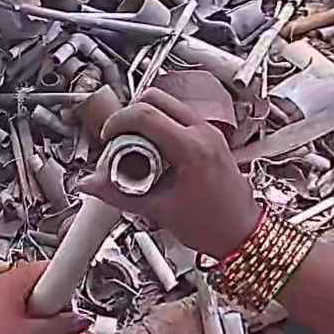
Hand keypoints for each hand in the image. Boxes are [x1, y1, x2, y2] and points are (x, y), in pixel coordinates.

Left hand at [0, 261, 90, 333]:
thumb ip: (62, 325)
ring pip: (30, 295)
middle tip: (54, 320)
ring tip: (36, 332)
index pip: (50, 265)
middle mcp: (4, 281)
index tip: (74, 294)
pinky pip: (18, 306)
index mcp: (14, 278)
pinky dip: (26, 318)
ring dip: (39, 311)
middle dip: (52, 300)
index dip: (65, 280)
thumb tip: (81, 320)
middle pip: (41, 281)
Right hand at [81, 89, 260, 259]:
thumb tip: (91, 185)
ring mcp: (209, 132)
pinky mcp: (211, 137)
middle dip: (130, 114)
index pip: (145, 115)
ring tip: (134, 146)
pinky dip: (160, 125)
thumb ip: (119, 194)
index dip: (118, 121)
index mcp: (191, 148)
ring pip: (168, 104)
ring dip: (145, 118)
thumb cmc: (213, 226)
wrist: (242, 234)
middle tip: (117, 138)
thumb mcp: (158, 210)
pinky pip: (179, 117)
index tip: (107, 136)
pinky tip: (152, 151)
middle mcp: (203, 133)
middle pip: (156, 99)